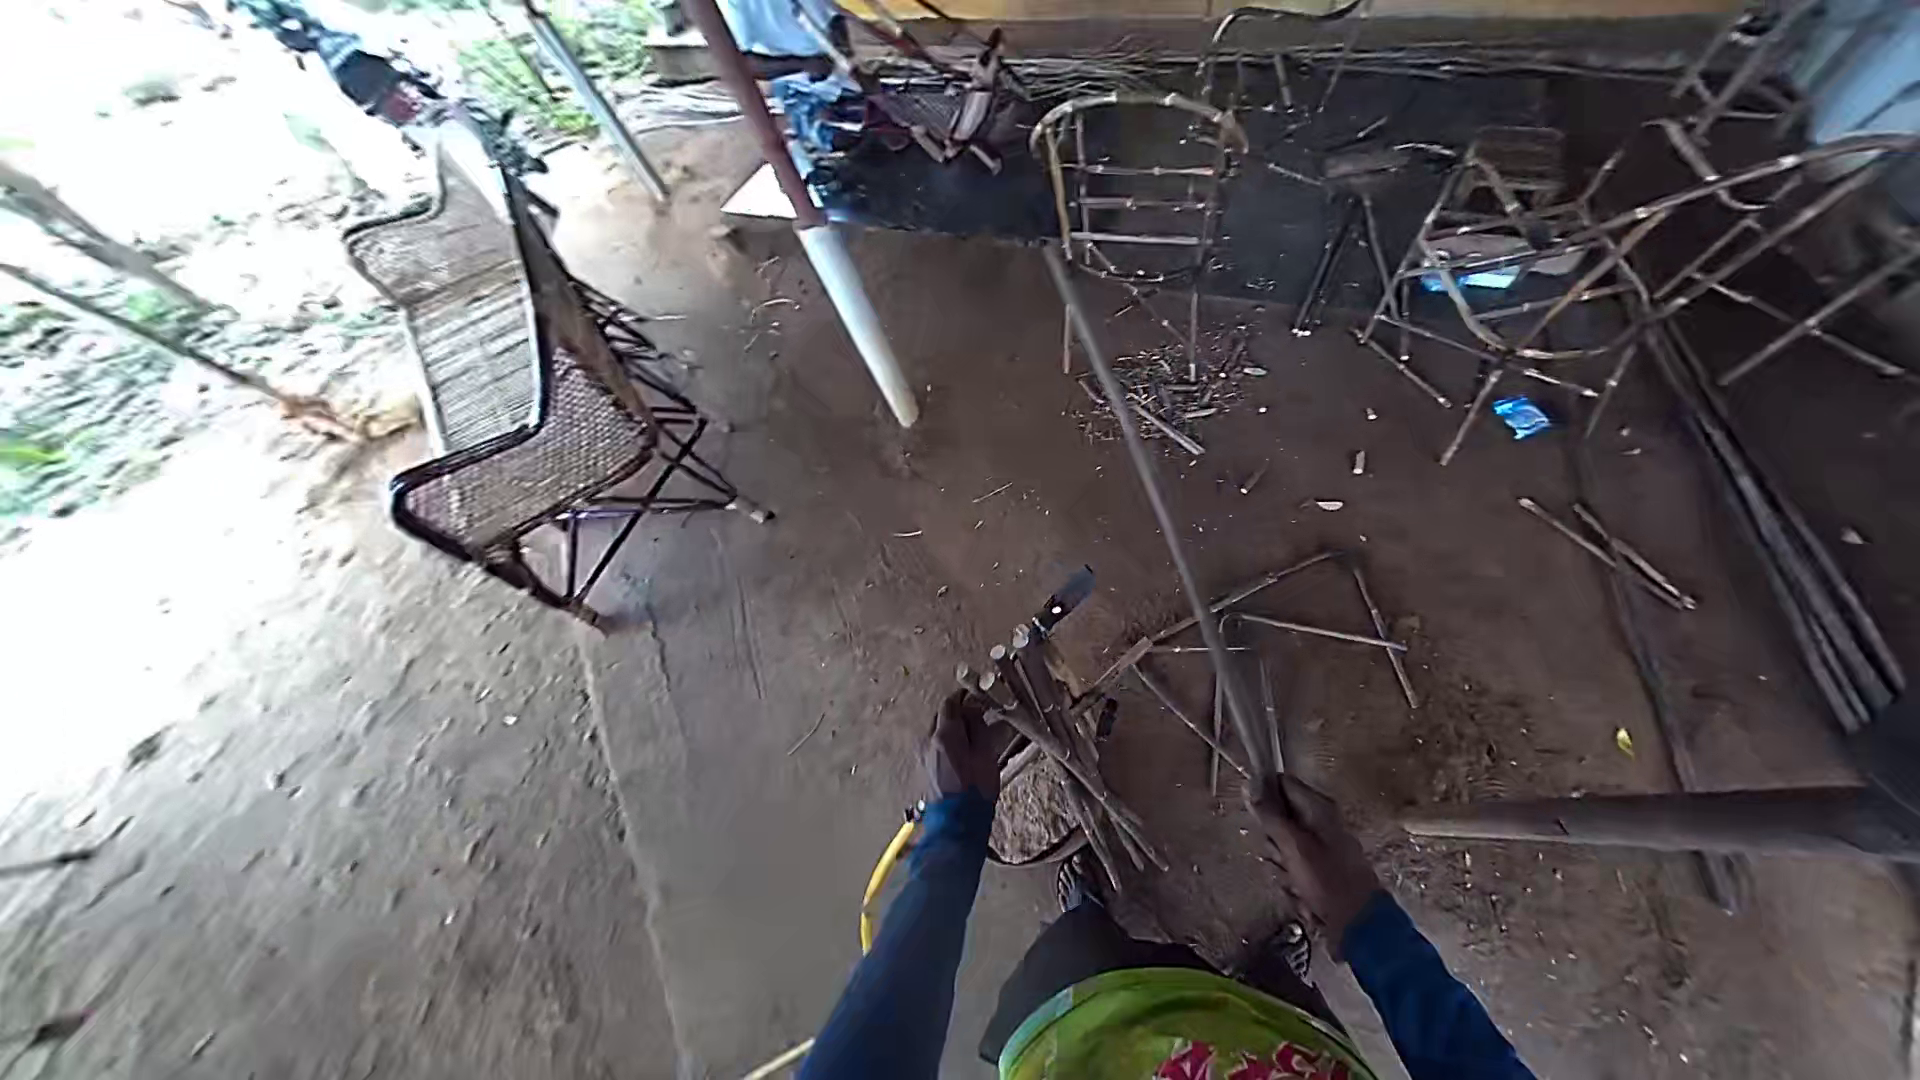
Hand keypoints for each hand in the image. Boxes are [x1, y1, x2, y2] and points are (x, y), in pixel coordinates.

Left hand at [925, 690, 1008, 801]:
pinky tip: (960, 754)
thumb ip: (978, 726)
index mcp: (944, 735)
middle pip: (941, 716)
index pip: (949, 703)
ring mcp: (923, 755)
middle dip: (957, 714)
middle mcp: (928, 741)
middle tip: (976, 718)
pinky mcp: (923, 768)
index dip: (963, 697)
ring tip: (970, 739)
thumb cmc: (975, 792)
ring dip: (951, 730)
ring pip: (936, 731)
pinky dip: (946, 744)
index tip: (974, 698)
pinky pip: (934, 746)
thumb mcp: (986, 754)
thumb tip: (973, 710)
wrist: (957, 825)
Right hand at [1245, 774, 1381, 955]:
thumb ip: (1269, 815)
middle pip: (1278, 815)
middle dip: (1272, 838)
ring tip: (1294, 879)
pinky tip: (1301, 893)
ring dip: (1280, 862)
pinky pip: (1291, 864)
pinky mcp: (1319, 869)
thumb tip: (1248, 785)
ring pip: (1281, 843)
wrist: (1363, 930)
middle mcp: (1320, 822)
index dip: (1263, 795)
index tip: (1256, 815)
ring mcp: (1320, 846)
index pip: (1281, 783)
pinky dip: (1292, 878)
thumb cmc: (1328, 882)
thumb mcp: (1293, 846)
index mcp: (1319, 808)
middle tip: (1281, 855)